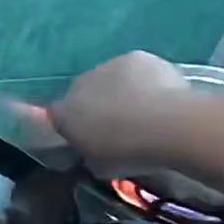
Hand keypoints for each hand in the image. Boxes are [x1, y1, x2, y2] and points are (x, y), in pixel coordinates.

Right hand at [45, 51, 192, 170]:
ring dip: (119, 89)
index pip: (56, 116)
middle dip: (96, 104)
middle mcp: (78, 85)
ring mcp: (106, 66)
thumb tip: (90, 149)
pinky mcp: (134, 56)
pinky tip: (159, 93)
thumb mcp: (101, 166)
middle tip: (119, 123)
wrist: (167, 125)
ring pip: (109, 78)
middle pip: (83, 93)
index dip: (73, 124)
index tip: (89, 135)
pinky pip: (133, 69)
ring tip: (143, 108)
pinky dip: (142, 78)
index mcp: (64, 115)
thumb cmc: (130, 153)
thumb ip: (88, 154)